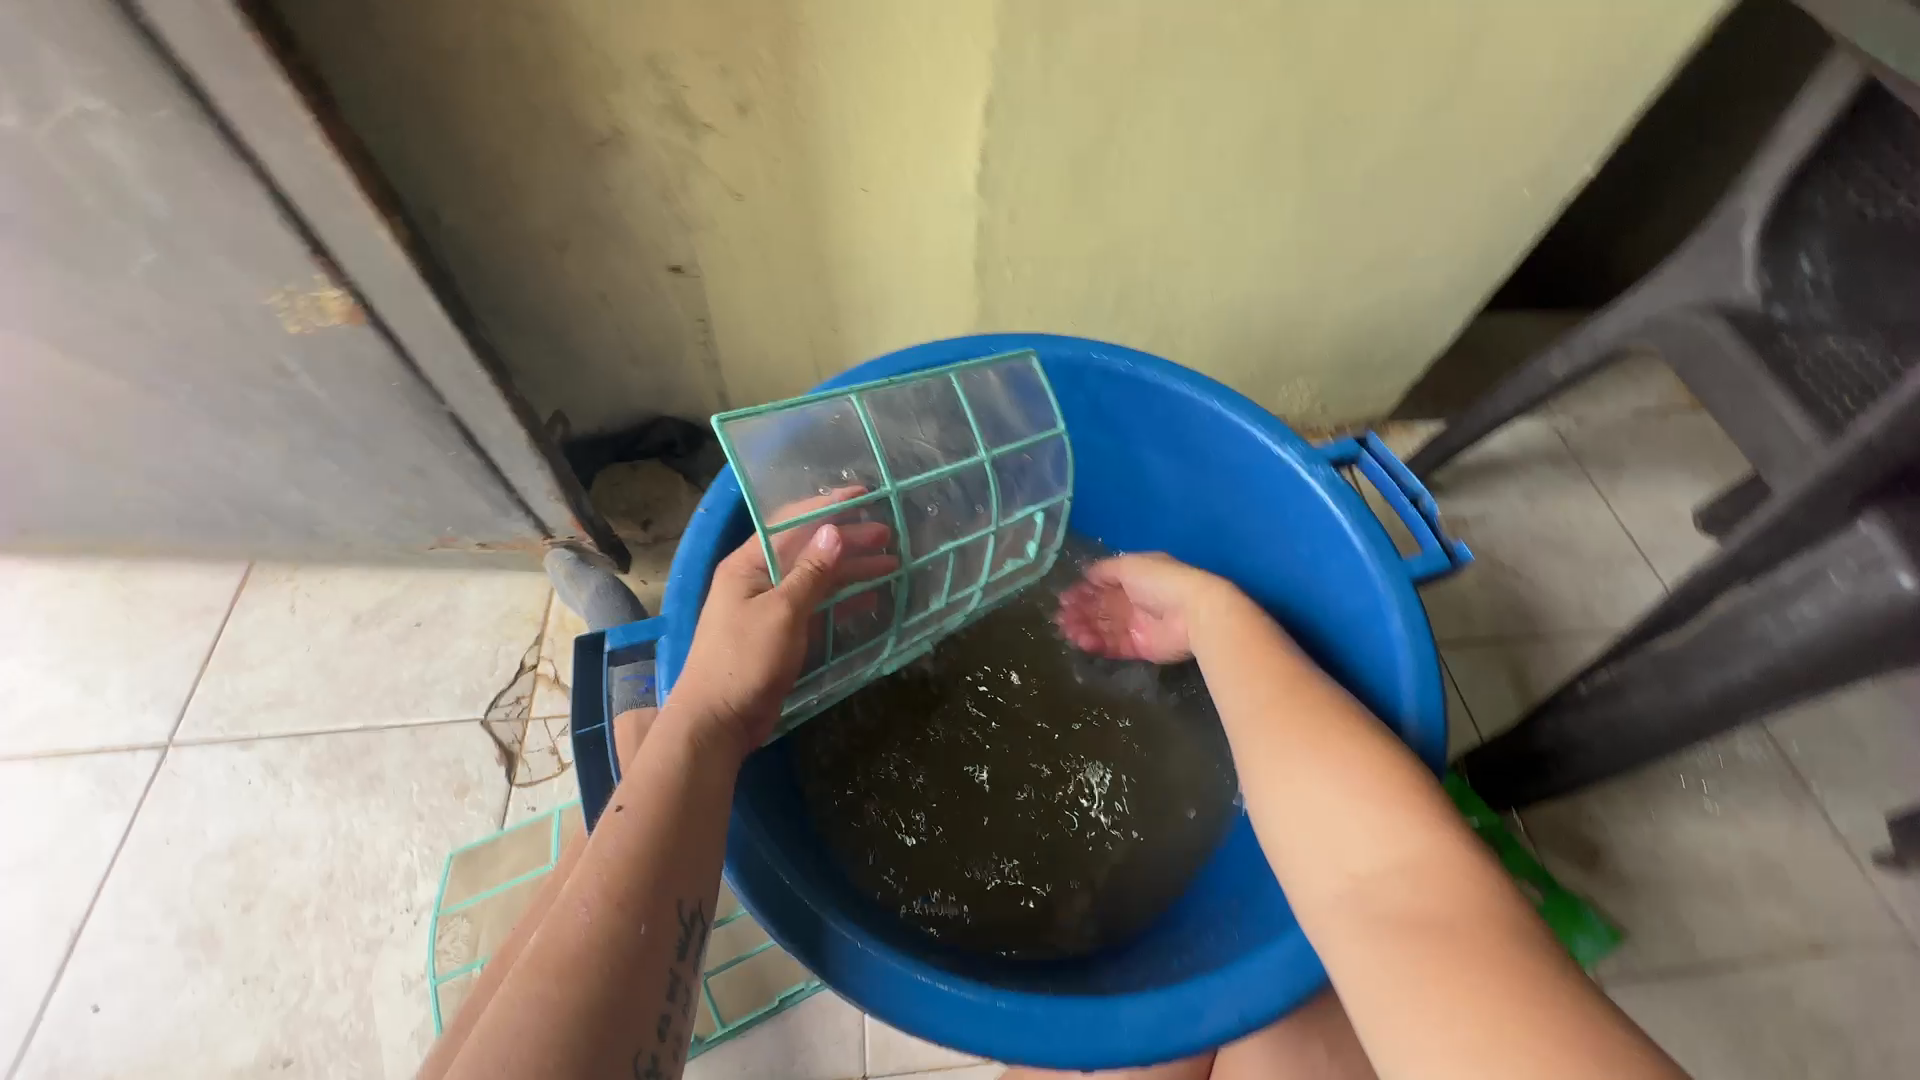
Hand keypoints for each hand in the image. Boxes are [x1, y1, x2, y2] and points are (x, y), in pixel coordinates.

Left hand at [668, 491, 895, 755]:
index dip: (828, 507)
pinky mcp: (781, 634)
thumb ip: (811, 572)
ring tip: (890, 563)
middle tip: (888, 533)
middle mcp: (758, 579)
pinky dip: (844, 601)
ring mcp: (770, 608)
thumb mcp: (782, 612)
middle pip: (808, 550)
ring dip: (851, 570)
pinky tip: (871, 598)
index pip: (792, 523)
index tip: (864, 495)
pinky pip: (817, 607)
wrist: (717, 723)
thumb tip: (835, 531)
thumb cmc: (744, 661)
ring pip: (817, 579)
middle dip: (848, 540)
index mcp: (748, 564)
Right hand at [1054, 553, 1242, 663]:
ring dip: (1083, 628)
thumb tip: (1085, 575)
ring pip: (1102, 628)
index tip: (1064, 598)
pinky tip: (1082, 641)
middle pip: (1099, 608)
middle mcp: (1132, 601)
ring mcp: (1136, 625)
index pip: (1101, 585)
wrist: (1194, 612)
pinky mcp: (1140, 647)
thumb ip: (1105, 570)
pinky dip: (1096, 644)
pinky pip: (1113, 646)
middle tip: (1060, 618)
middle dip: (1078, 612)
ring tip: (1067, 631)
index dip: (1082, 591)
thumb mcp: (1130, 565)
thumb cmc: (1161, 581)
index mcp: (1132, 578)